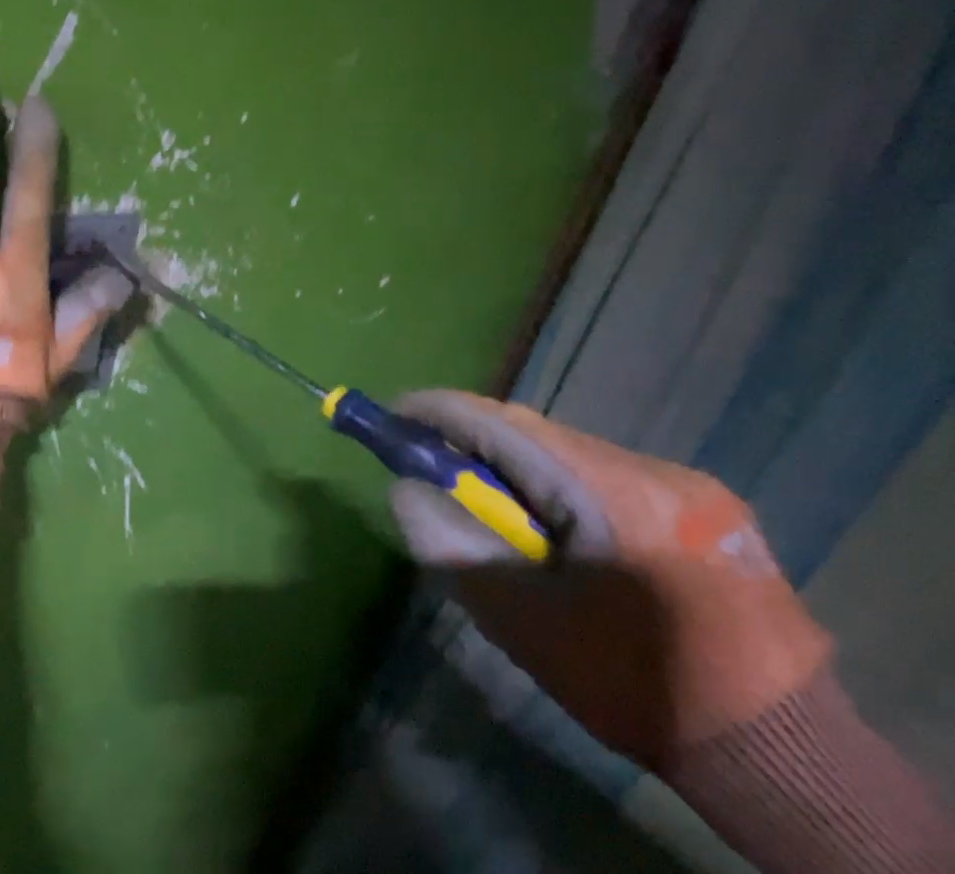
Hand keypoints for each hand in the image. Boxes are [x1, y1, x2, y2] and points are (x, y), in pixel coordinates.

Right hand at [387, 390, 830, 770]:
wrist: (770, 747)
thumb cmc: (627, 680)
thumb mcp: (518, 617)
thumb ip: (450, 543)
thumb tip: (406, 487)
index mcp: (614, 494)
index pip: (506, 426)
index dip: (439, 412)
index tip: (389, 412)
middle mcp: (659, 473)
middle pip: (542, 435)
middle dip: (474, 440)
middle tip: (420, 460)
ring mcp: (693, 490)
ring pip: (576, 456)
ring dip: (517, 469)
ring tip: (478, 502)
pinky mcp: (710, 515)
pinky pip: (609, 480)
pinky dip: (560, 489)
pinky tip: (545, 528)